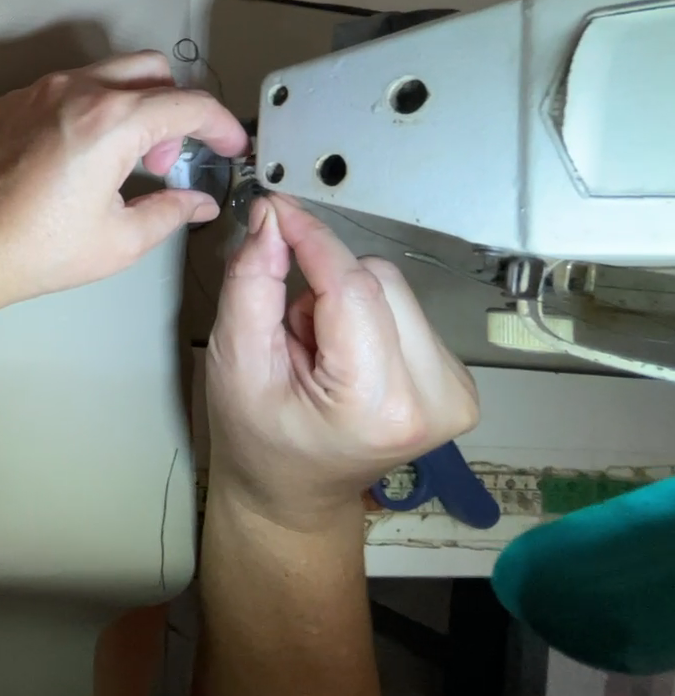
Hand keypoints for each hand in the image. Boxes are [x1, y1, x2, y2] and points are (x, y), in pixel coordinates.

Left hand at [0, 50, 246, 309]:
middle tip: (162, 158)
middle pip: (148, 70)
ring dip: (127, 104)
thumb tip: (195, 202)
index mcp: (110, 120)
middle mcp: (71, 91)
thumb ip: (169, 211)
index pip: (189, 104)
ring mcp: (30, 93)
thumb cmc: (33, 249)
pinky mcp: (2, 106)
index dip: (221, 125)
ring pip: (100, 74)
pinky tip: (72, 154)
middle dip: (172, 105)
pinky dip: (82, 109)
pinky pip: (57, 90)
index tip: (228, 147)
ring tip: (117, 158)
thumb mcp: (118, 239)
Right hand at [206, 193, 479, 532]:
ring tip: (308, 345)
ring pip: (391, 288)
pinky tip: (335, 351)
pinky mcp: (457, 379)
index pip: (354, 288)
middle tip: (283, 327)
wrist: (291, 490)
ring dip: (337, 298)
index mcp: (381, 400)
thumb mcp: (236, 361)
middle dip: (319, 282)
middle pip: (378, 280)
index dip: (311, 238)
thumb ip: (250, 287)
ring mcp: (458, 388)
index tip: (272, 205)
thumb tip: (269, 222)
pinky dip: (357, 314)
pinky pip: (401, 308)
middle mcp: (440, 394)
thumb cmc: (254, 433)